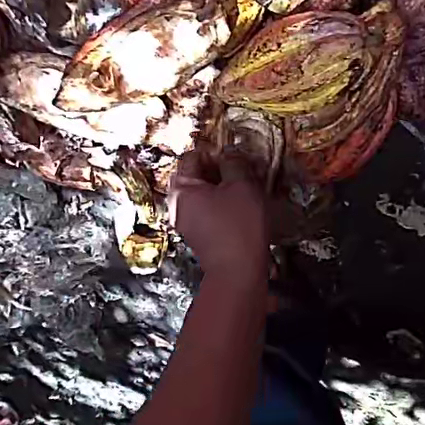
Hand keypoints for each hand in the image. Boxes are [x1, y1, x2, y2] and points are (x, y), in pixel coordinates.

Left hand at [170, 147, 268, 279]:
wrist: (238, 273)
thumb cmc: (239, 225)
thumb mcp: (242, 185)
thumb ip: (234, 162)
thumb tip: (229, 152)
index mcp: (182, 188)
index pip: (194, 156)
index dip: (217, 152)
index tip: (238, 158)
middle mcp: (177, 204)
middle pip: (197, 175)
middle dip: (221, 170)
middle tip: (245, 172)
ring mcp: (186, 222)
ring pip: (204, 194)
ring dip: (224, 188)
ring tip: (248, 190)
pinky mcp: (198, 236)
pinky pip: (208, 210)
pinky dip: (223, 205)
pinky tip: (243, 209)